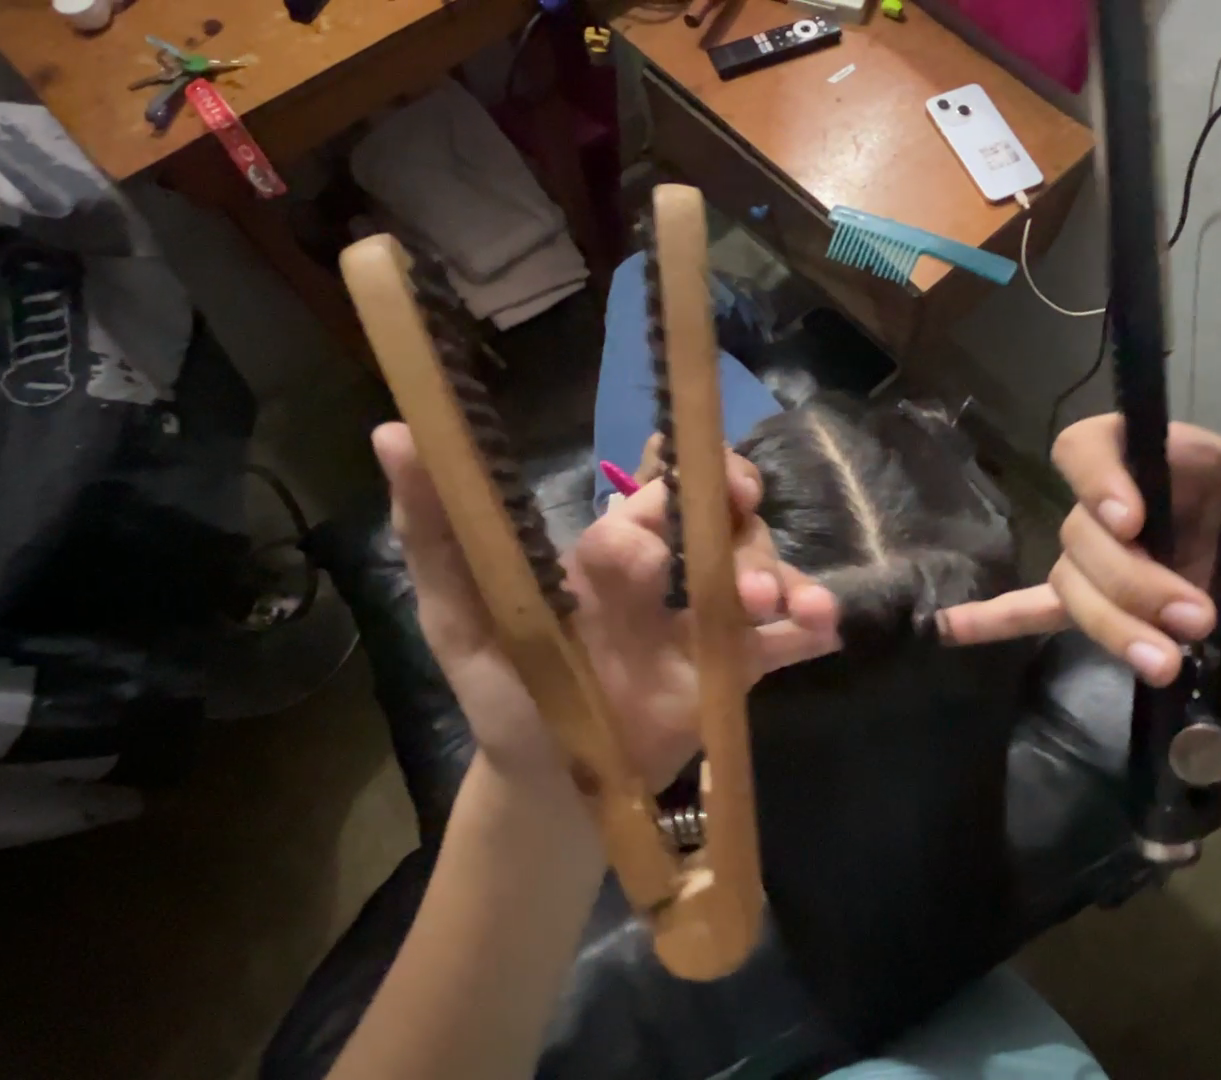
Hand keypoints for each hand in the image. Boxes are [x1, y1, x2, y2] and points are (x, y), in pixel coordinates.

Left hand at [374, 423, 840, 792]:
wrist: (550, 783)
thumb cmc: (504, 688)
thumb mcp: (459, 610)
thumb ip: (436, 529)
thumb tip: (394, 429)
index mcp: (612, 551)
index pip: (660, 491)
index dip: (689, 469)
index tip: (706, 468)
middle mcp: (669, 577)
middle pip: (724, 524)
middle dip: (742, 524)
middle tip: (744, 532)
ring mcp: (705, 623)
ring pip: (758, 577)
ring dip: (779, 576)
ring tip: (776, 604)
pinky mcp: (733, 671)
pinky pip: (780, 643)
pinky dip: (808, 628)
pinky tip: (825, 627)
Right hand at [938, 416, 1220, 684]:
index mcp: (1180, 465)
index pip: (1102, 441)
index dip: (1098, 475)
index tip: (1131, 519)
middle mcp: (1134, 511)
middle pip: (1079, 528)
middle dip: (1128, 577)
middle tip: (1193, 618)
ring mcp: (1112, 568)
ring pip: (1068, 583)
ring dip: (1109, 622)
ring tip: (1168, 662)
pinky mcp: (1105, 618)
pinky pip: (1034, 612)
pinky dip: (995, 619)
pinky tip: (952, 631)